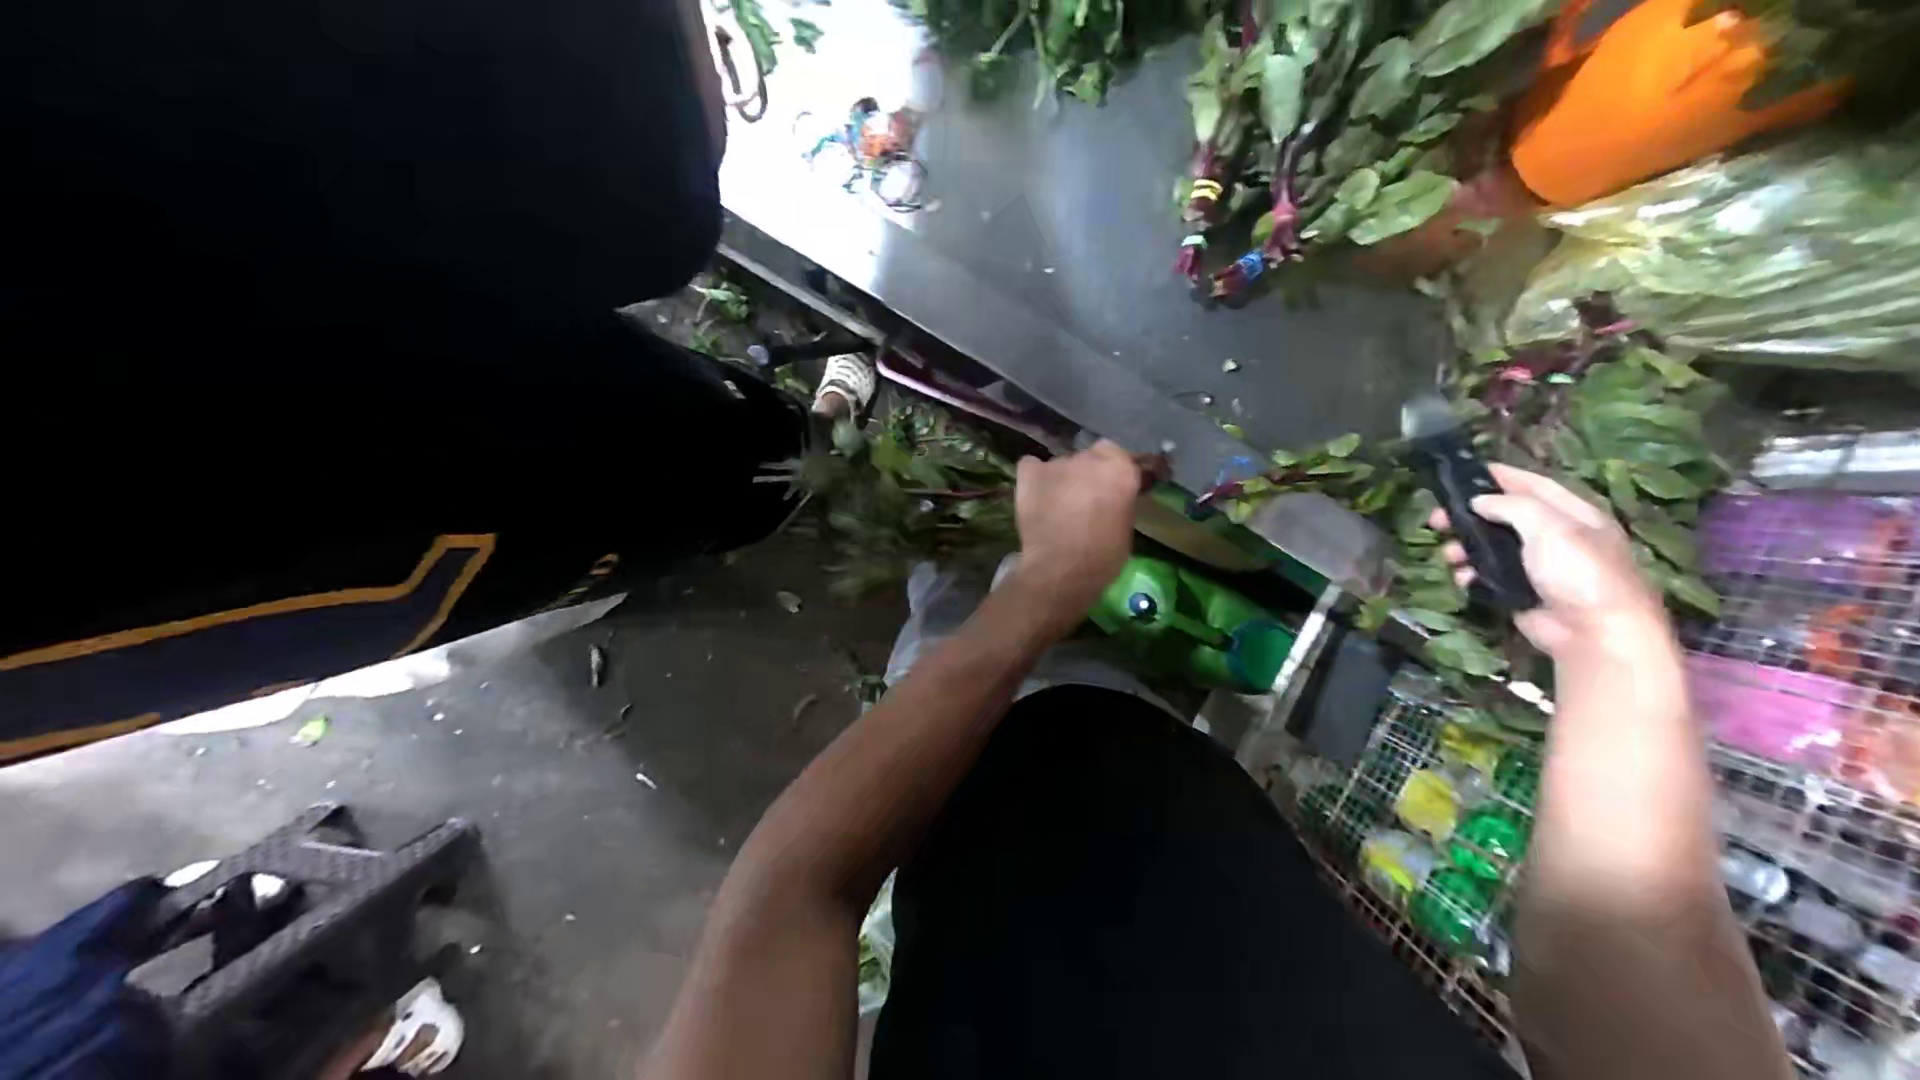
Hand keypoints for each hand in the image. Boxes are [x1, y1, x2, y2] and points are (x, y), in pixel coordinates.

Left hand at [1010, 440, 1140, 619]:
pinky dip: (1034, 477)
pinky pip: (1032, 466)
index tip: (1112, 488)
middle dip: (1089, 473)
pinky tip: (1035, 495)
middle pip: (1091, 457)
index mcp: (1120, 469)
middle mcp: (1090, 458)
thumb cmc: (1102, 557)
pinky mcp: (1030, 473)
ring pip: (1063, 464)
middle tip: (1085, 498)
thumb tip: (1113, 495)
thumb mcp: (1126, 526)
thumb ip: (1120, 499)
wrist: (1061, 570)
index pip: (1120, 455)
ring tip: (1057, 505)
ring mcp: (1058, 462)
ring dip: (1063, 479)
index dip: (1114, 471)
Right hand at [1430, 463, 1668, 658]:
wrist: (1594, 632)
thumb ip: (1513, 507)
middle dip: (1468, 516)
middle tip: (1437, 519)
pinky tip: (1462, 578)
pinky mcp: (1521, 590)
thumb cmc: (1579, 573)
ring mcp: (1537, 565)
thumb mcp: (1551, 529)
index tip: (1464, 471)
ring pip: (1489, 547)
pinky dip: (1470, 575)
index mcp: (1573, 514)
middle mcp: (1555, 535)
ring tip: (1448, 554)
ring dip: (1463, 547)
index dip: (1501, 475)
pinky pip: (1486, 575)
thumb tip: (1479, 500)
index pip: (1532, 484)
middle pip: (1503, 515)